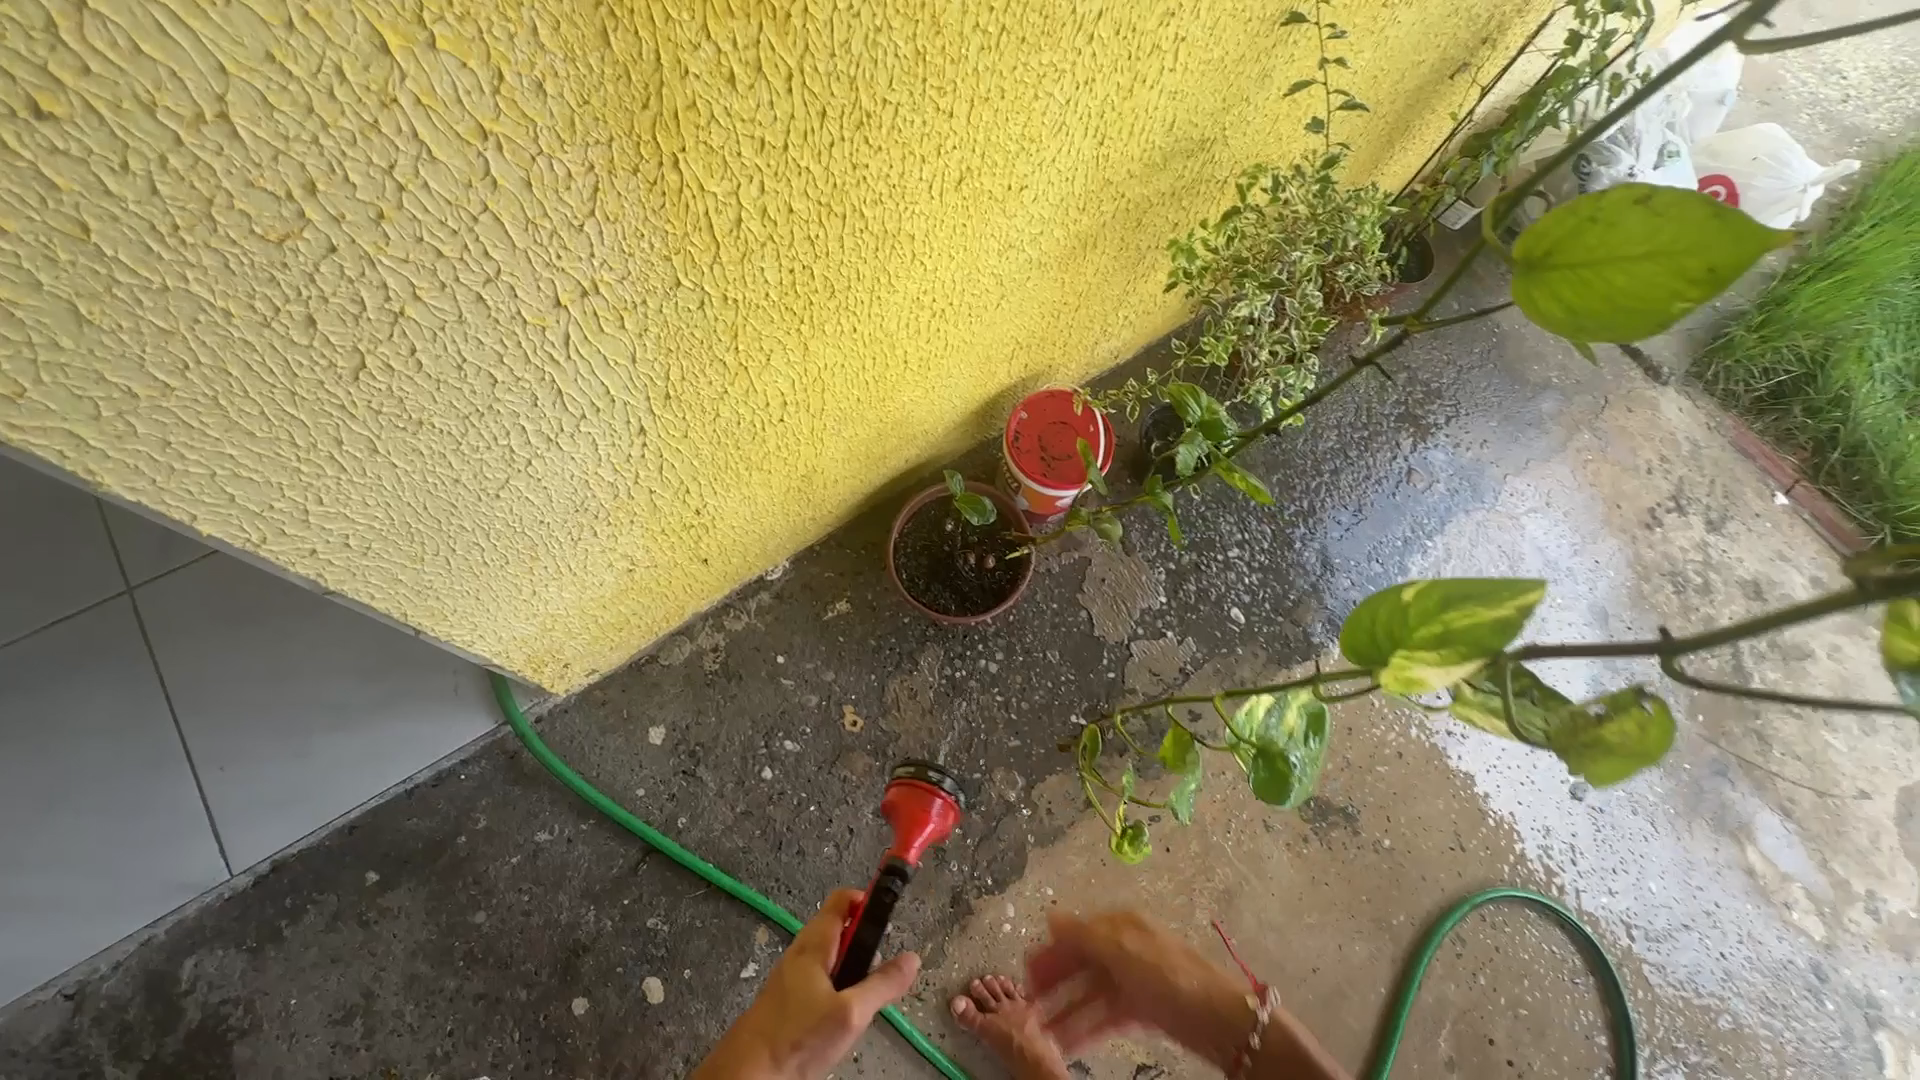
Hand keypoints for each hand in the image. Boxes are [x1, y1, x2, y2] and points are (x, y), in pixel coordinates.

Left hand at [691, 889, 920, 1079]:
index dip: (868, 901)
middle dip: (863, 945)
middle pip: (839, 929)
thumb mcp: (850, 1014)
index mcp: (815, 943)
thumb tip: (912, 958)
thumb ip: (882, 985)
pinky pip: (819, 980)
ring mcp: (791, 976)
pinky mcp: (787, 999)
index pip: (843, 900)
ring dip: (850, 970)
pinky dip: (836, 988)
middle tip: (876, 974)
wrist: (747, 1075)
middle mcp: (801, 952)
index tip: (888, 922)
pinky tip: (839, 1019)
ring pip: (829, 958)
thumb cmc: (797, 1038)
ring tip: (860, 1002)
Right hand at [1024, 910, 1252, 1066]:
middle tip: (1026, 1005)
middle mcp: (1123, 949)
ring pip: (1088, 994)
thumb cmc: (1169, 975)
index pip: (1075, 934)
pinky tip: (1064, 1042)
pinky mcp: (1140, 1010)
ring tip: (1040, 1031)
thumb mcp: (1123, 949)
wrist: (1220, 1018)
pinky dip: (1084, 1027)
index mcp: (1120, 925)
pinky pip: (1103, 1016)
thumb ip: (1084, 934)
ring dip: (1064, 1010)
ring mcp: (1132, 980)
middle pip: (1080, 964)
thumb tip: (1051, 915)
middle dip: (1053, 984)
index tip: (1025, 973)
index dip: (1050, 952)